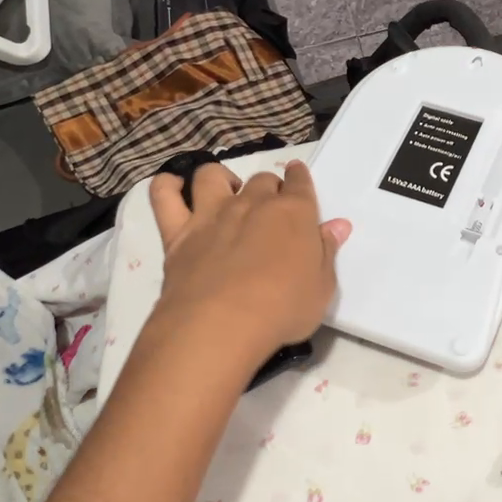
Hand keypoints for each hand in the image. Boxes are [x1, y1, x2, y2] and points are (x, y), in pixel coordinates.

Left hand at [144, 161, 352, 366]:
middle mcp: (253, 203)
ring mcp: (212, 215)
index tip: (297, 178)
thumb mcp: (322, 288)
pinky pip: (164, 196)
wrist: (220, 325)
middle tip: (269, 207)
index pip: (300, 183)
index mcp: (294, 213)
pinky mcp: (178, 233)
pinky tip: (172, 186)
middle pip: (262, 179)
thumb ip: (327, 252)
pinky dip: (166, 185)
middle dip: (268, 187)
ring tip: (225, 195)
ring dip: (221, 179)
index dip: (299, 178)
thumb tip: (337, 225)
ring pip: (213, 176)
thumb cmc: (282, 309)